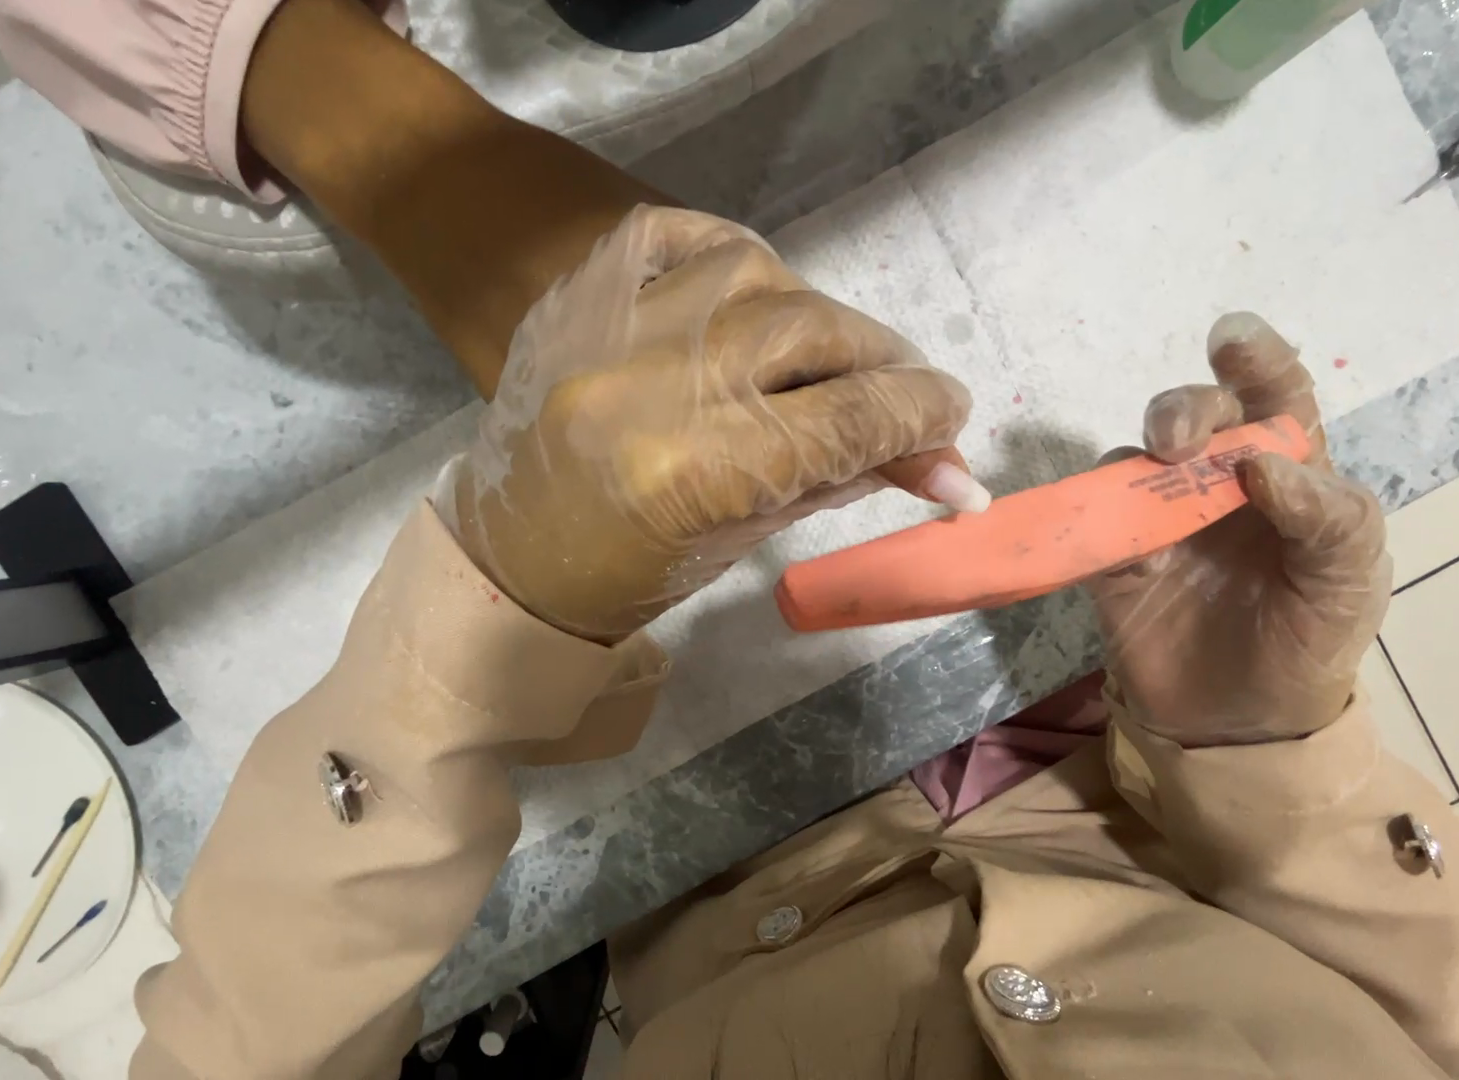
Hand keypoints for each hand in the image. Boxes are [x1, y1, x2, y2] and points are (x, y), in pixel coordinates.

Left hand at [437, 205, 985, 641]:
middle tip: (897, 387)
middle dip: (878, 360)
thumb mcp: (740, 539)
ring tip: (817, 354)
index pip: (846, 420)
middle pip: (811, 333)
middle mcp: (654, 383)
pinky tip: (748, 296)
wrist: (506, 563)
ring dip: (808, 310)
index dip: (919, 415)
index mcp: (696, 472)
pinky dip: (729, 258)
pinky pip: (675, 235)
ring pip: (755, 269)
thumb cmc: (626, 577)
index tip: (952, 413)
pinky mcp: (576, 296)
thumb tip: (939, 459)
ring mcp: (606, 326)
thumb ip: (838, 481)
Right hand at [1089, 312, 1390, 746]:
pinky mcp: (1111, 554)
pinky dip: (1104, 521)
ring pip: (1132, 456)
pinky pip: (1094, 518)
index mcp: (1287, 480)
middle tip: (1178, 445)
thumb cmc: (1306, 643)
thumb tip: (1258, 464)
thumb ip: (1327, 516)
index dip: (1257, 363)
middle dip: (1183, 410)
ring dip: (1140, 456)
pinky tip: (1136, 556)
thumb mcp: (1349, 581)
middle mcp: (1216, 486)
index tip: (1230, 340)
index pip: (1275, 401)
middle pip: (1193, 416)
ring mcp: (1157, 518)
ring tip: (1154, 487)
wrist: (1236, 721)